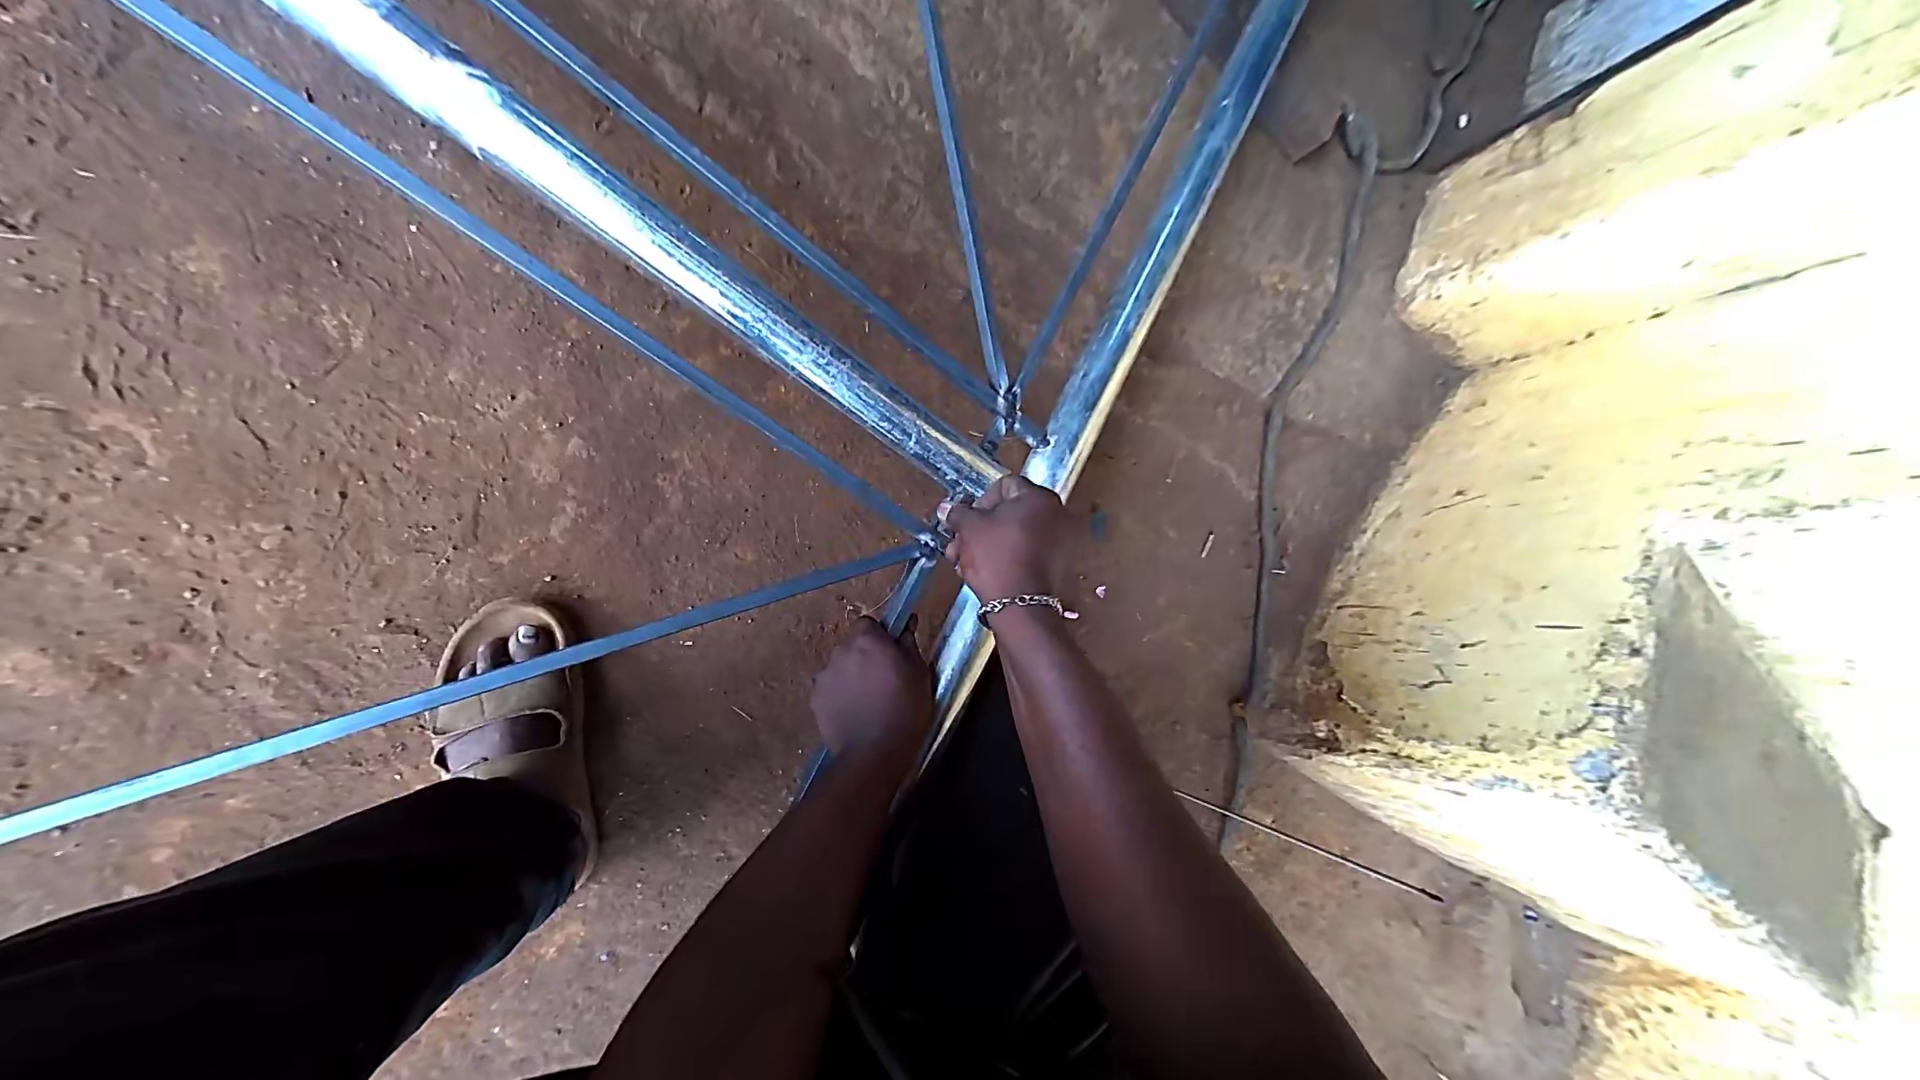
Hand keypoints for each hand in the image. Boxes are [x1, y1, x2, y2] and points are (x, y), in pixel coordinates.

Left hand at [809, 616, 931, 759]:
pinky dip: (839, 695)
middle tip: (883, 678)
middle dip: (864, 656)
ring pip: (840, 667)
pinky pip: (830, 689)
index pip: (867, 623)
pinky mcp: (815, 699)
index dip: (878, 636)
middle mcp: (841, 651)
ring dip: (851, 675)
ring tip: (867, 700)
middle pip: (852, 645)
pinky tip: (853, 712)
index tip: (890, 653)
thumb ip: (909, 643)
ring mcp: (824, 676)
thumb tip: (906, 623)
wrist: (874, 752)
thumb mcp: (919, 673)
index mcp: (867, 640)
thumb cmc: (905, 709)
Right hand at [937, 474, 1073, 600]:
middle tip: (959, 543)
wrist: (1020, 606)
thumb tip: (946, 508)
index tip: (966, 521)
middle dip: (979, 527)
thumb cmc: (995, 558)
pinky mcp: (1057, 565)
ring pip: (1013, 534)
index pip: (1004, 485)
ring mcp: (1059, 541)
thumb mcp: (969, 528)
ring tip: (963, 561)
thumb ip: (957, 513)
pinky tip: (983, 571)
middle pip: (1008, 512)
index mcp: (1039, 497)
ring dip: (986, 544)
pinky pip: (1025, 552)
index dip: (979, 501)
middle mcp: (1055, 514)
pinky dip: (1005, 557)